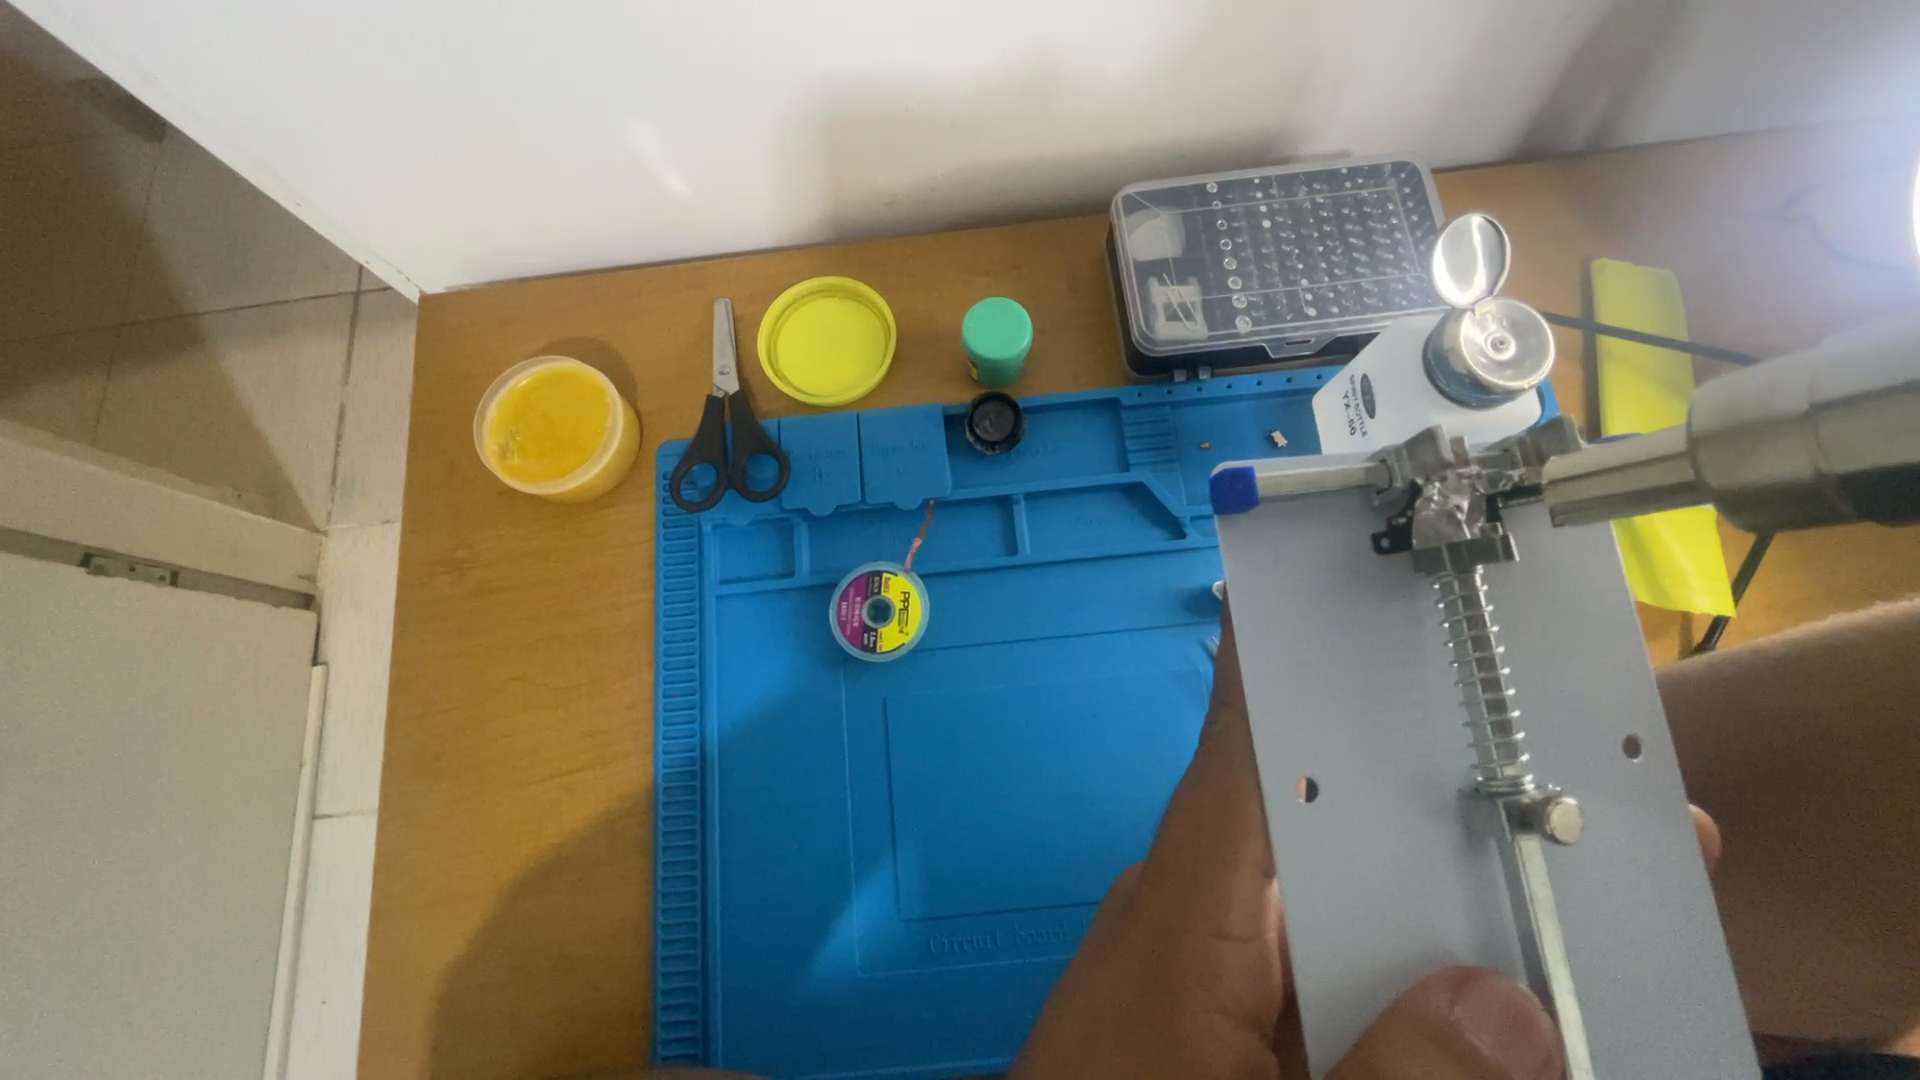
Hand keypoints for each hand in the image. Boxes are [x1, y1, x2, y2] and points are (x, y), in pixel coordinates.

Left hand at [1012, 605, 1724, 1079]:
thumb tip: (1505, 1002)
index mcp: (1183, 909)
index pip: (1240, 752)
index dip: (1276, 665)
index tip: (1321, 589)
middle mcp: (1191, 916)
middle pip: (1315, 831)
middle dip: (1426, 809)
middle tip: (1554, 771)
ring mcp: (1199, 970)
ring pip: (1327, 912)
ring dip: (1426, 912)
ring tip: (1558, 887)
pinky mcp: (1211, 1018)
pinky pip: (1312, 976)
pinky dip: (1388, 984)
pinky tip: (1479, 1009)